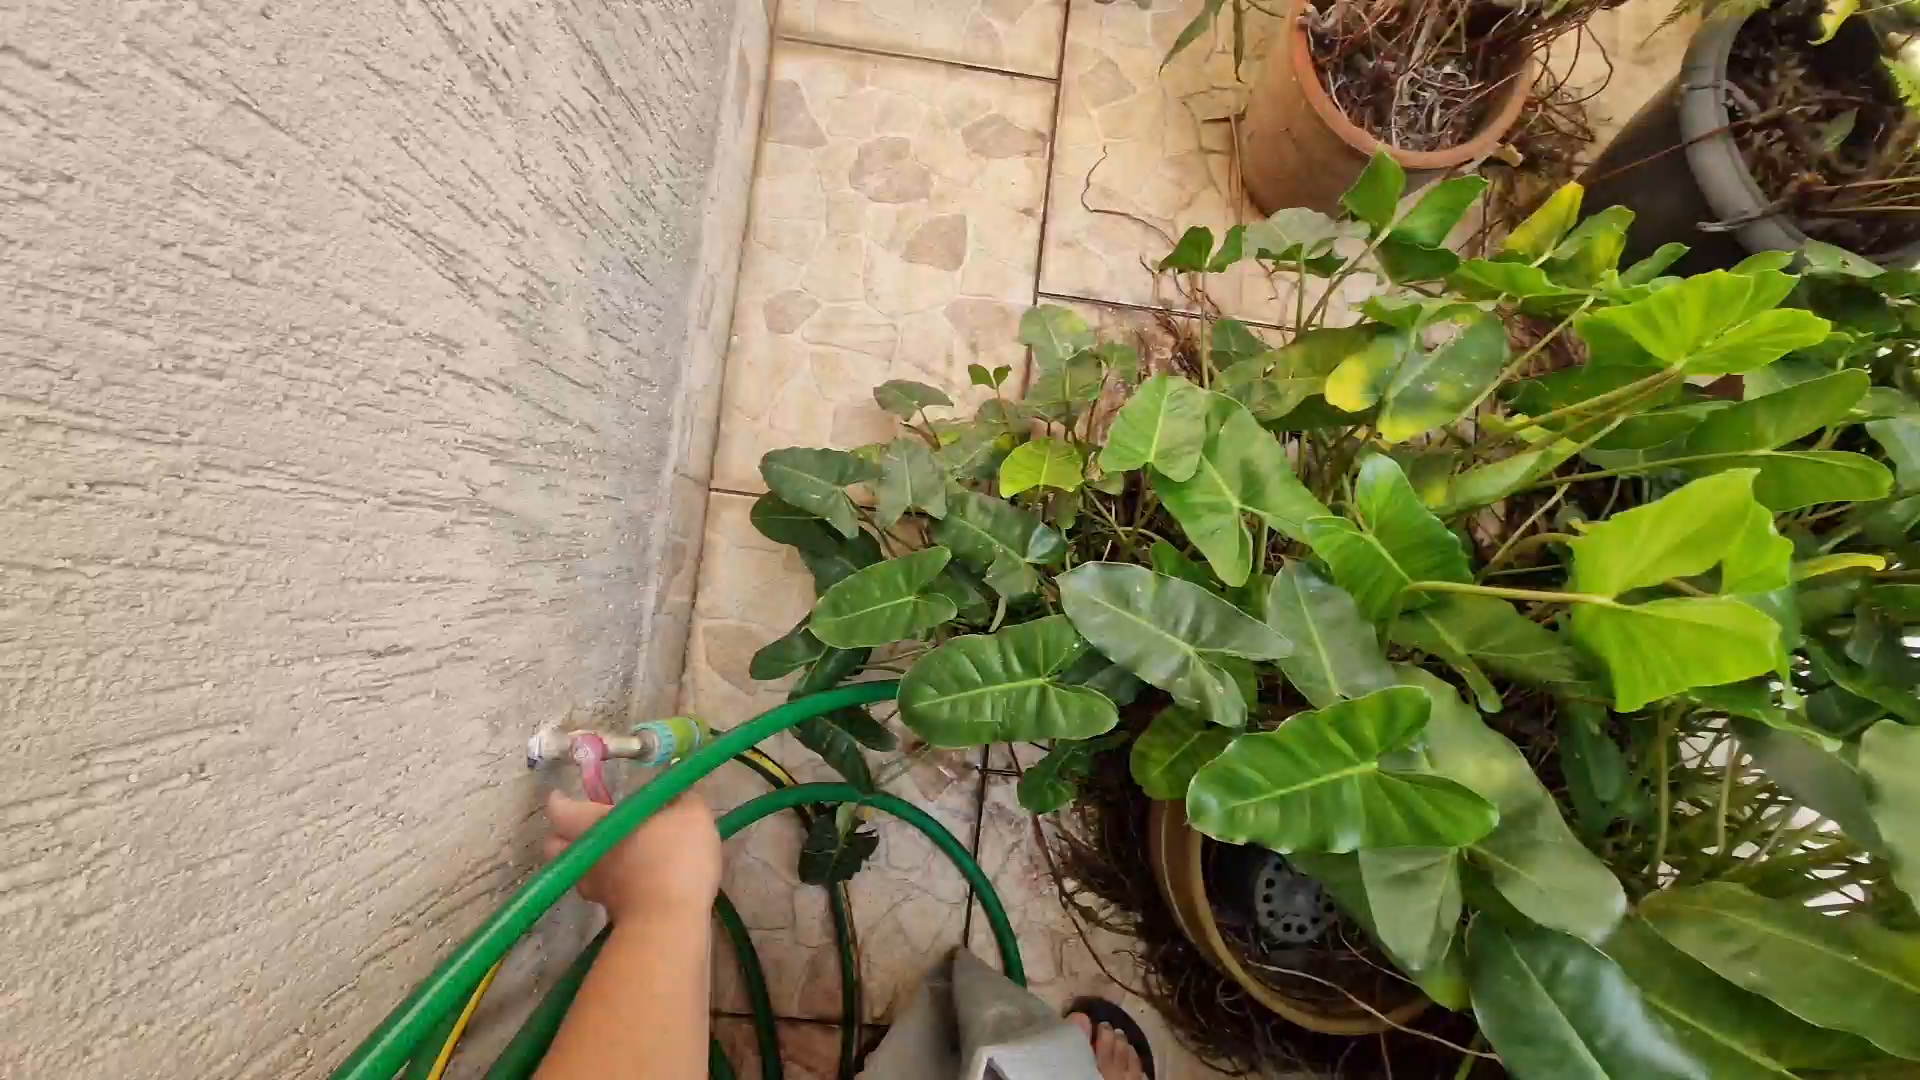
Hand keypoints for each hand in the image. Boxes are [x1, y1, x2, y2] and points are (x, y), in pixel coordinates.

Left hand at [542, 790, 721, 920]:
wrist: (670, 921)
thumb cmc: (674, 855)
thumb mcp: (691, 813)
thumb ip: (683, 798)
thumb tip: (677, 793)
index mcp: (598, 825)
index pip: (562, 811)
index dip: (560, 802)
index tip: (562, 796)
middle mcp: (588, 857)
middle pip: (557, 847)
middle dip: (565, 835)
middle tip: (586, 826)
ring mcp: (598, 889)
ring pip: (581, 870)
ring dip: (592, 860)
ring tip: (615, 852)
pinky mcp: (614, 912)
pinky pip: (605, 889)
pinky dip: (615, 881)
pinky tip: (635, 876)